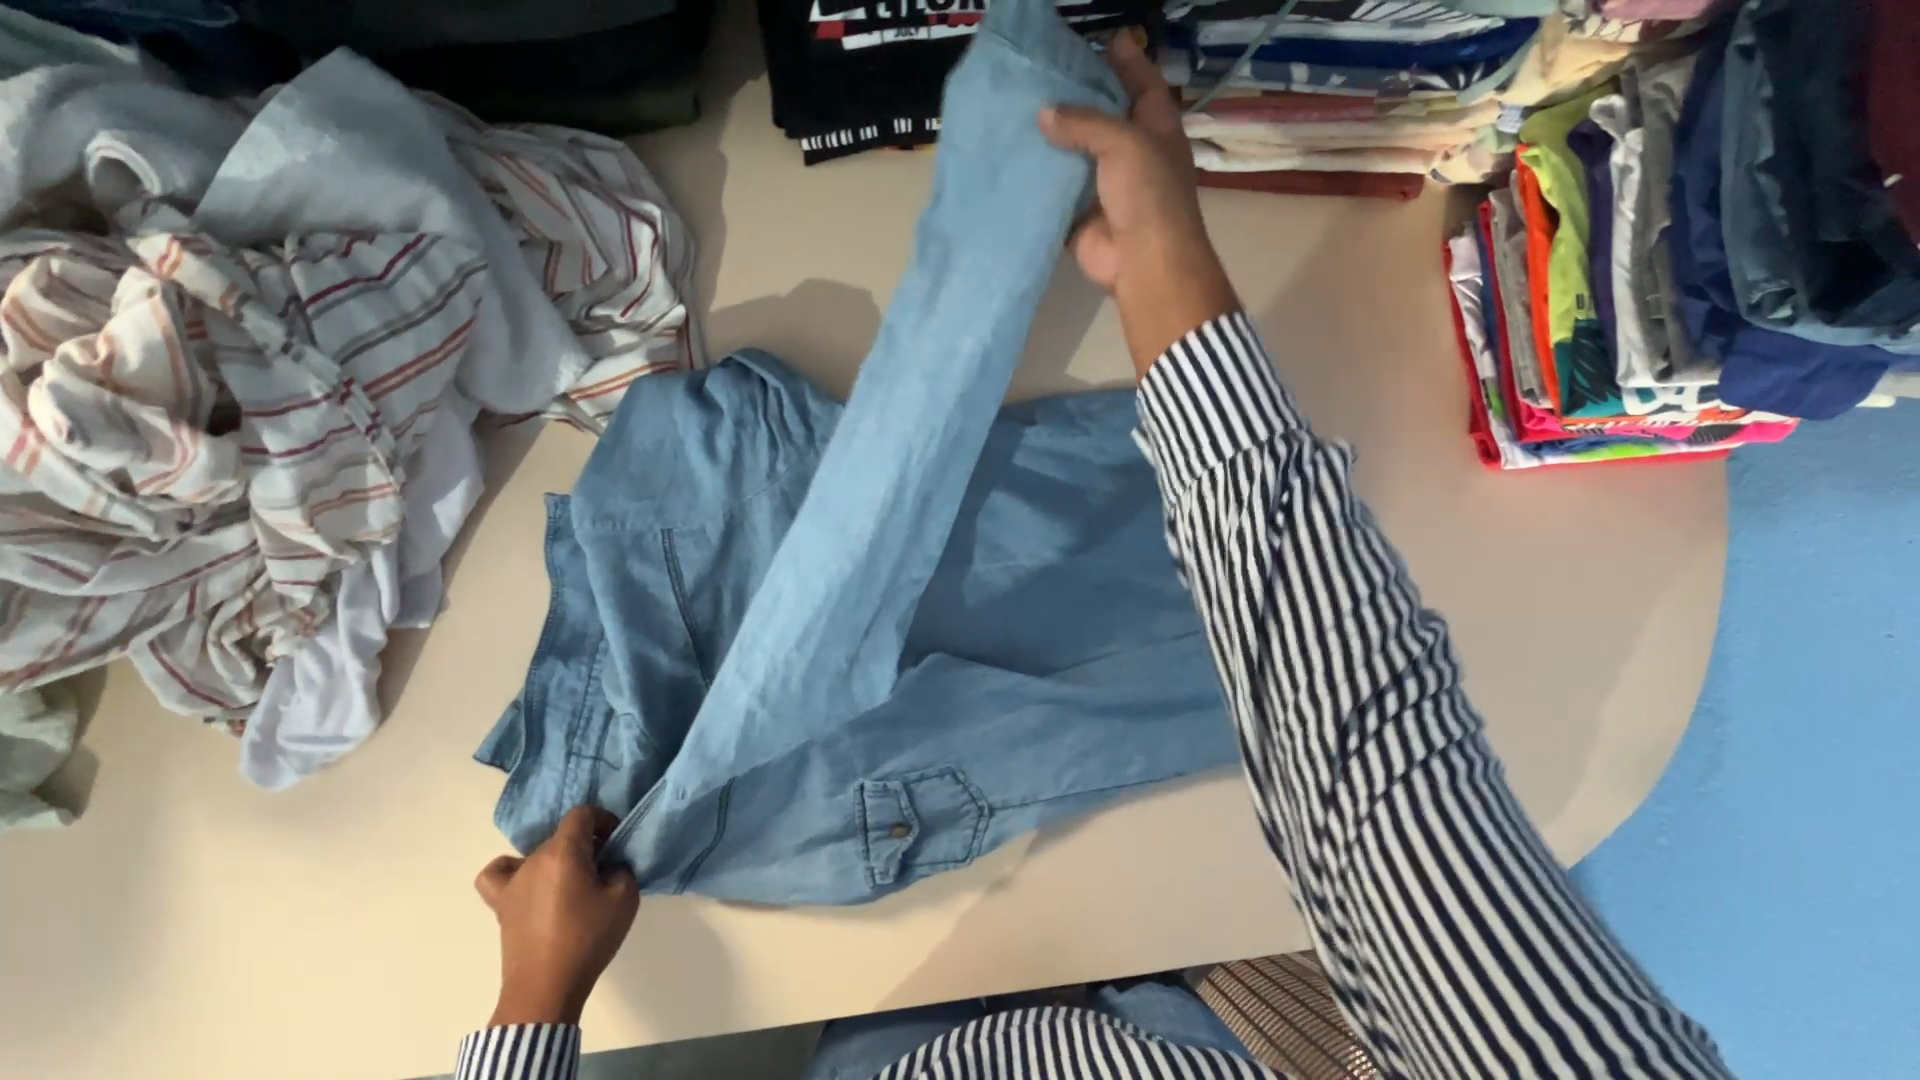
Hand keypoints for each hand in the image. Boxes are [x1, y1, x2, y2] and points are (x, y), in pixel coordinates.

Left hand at [475, 805, 639, 1025]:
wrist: (546, 989)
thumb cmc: (588, 940)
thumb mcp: (625, 898)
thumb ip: (621, 870)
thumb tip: (607, 868)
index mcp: (563, 853)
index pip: (581, 814)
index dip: (603, 820)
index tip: (616, 842)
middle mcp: (533, 860)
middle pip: (563, 836)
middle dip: (586, 844)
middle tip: (604, 870)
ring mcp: (512, 883)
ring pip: (539, 854)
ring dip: (559, 860)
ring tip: (572, 884)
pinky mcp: (500, 905)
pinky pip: (498, 874)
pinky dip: (511, 870)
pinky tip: (528, 884)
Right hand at [1039, 34, 1237, 375]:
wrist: (1143, 262)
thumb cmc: (1148, 194)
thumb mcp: (1123, 142)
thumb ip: (1084, 122)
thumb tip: (1044, 115)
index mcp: (1157, 130)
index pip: (1143, 85)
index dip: (1126, 63)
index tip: (1102, 43)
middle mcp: (1133, 155)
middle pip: (1104, 119)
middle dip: (1078, 100)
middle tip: (1044, 76)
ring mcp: (1106, 188)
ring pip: (1076, 156)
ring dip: (1053, 141)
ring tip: (1020, 112)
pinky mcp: (1081, 217)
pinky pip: (1056, 194)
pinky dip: (1039, 183)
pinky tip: (1014, 161)